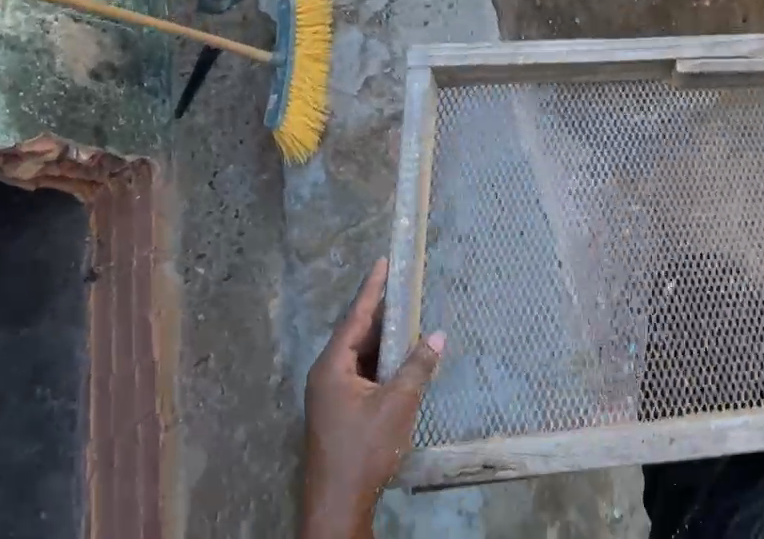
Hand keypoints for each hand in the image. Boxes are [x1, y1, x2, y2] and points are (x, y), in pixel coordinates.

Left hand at [301, 258, 444, 538]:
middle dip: (382, 311)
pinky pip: (364, 373)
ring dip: (385, 338)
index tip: (383, 261)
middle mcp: (327, 375)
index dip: (372, 289)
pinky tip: (404, 357)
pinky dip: (384, 360)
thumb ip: (417, 366)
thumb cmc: (364, 448)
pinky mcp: (341, 411)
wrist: (339, 503)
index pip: (355, 317)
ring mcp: (332, 395)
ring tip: (410, 314)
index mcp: (332, 367)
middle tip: (405, 284)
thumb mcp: (397, 404)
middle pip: (357, 334)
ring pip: (362, 355)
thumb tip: (436, 335)